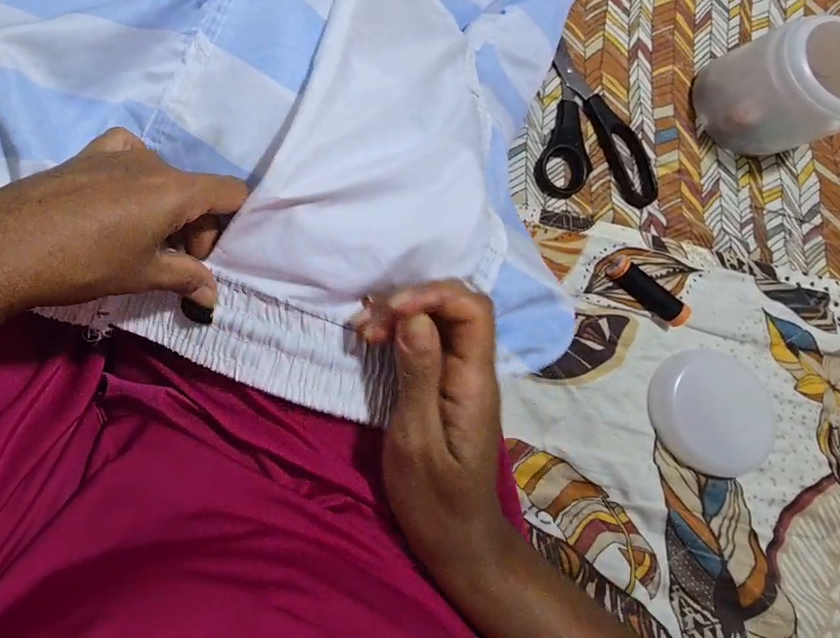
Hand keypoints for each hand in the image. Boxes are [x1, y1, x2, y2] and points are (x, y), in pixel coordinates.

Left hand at [0, 128, 247, 328]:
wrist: (6, 245)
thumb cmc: (83, 264)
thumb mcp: (141, 276)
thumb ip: (185, 279)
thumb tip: (213, 296)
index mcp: (176, 189)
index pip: (231, 192)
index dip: (235, 222)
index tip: (212, 256)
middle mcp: (154, 162)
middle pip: (195, 190)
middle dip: (193, 228)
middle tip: (172, 264)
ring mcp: (119, 153)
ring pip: (161, 178)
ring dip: (162, 209)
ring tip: (137, 242)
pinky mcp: (89, 153)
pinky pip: (127, 156)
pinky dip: (133, 177)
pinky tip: (115, 199)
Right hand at [355, 281, 522, 579]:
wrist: (456, 543)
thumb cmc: (434, 501)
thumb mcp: (417, 440)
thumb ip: (419, 377)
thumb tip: (416, 318)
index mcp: (475, 381)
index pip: (473, 310)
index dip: (432, 295)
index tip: (390, 313)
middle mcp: (474, 370)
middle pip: (456, 305)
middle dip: (410, 301)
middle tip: (369, 327)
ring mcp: (460, 376)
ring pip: (439, 319)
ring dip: (399, 314)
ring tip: (363, 333)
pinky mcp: (444, 384)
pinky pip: (427, 340)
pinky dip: (398, 331)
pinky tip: (372, 341)